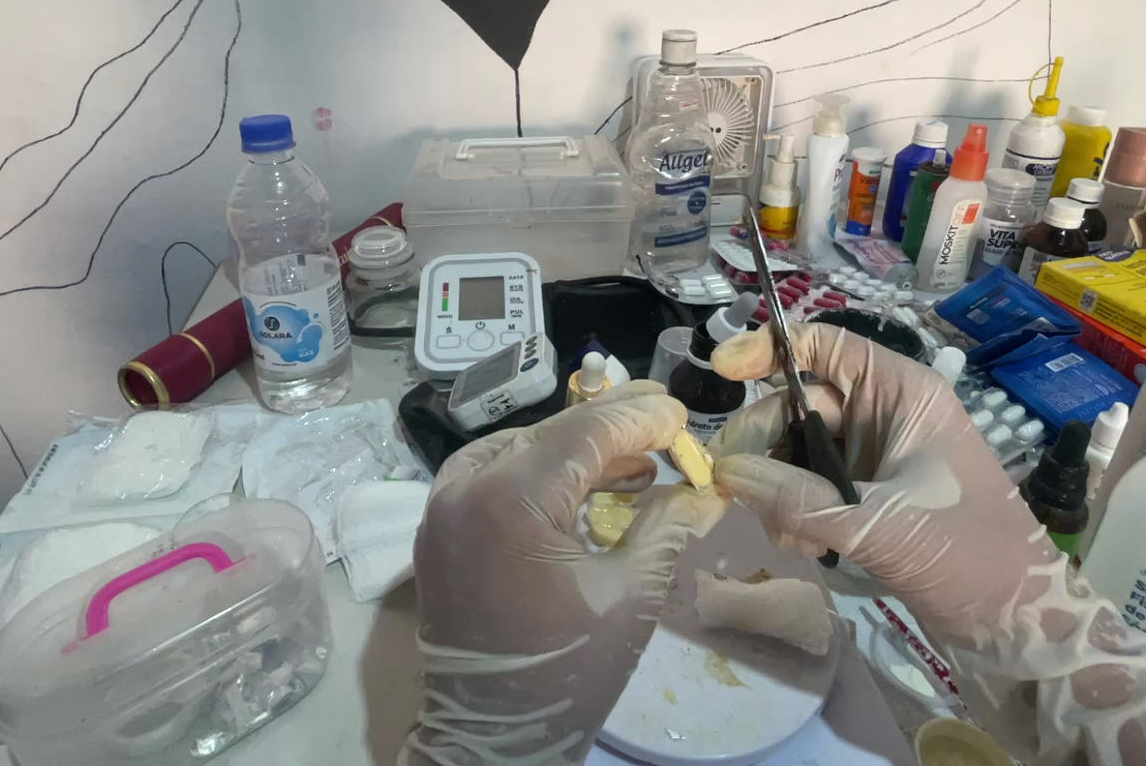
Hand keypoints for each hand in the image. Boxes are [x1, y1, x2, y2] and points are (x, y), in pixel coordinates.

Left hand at [401, 382, 727, 765]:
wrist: (488, 740)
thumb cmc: (565, 674)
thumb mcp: (629, 597)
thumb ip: (666, 526)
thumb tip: (703, 488)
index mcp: (507, 501)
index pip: (582, 434)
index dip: (636, 418)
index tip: (678, 413)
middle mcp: (465, 487)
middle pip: (551, 434)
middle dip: (612, 425)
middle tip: (662, 414)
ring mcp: (444, 502)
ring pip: (523, 447)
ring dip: (578, 447)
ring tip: (636, 457)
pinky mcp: (442, 521)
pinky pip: (497, 470)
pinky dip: (542, 467)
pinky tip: (585, 477)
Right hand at [709, 325, 1145, 765]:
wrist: (1024, 634)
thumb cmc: (972, 560)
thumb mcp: (884, 527)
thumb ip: (801, 500)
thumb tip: (727, 474)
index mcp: (901, 394)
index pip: (824, 345)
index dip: (769, 347)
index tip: (723, 370)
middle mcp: (883, 413)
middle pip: (798, 402)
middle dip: (760, 438)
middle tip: (725, 478)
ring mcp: (873, 454)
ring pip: (796, 445)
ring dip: (773, 480)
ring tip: (774, 527)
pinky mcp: (865, 492)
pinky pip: (807, 481)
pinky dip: (790, 505)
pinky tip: (795, 543)